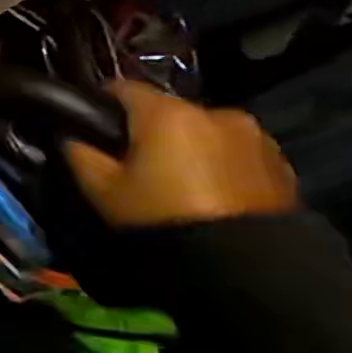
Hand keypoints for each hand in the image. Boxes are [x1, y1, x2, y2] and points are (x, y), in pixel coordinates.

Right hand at [63, 80, 298, 227]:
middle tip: (135, 165)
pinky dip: (219, 163)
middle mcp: (213, 111)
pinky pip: (234, 151)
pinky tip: (211, 194)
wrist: (244, 265)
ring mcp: (252, 135)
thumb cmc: (161, 218)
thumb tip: (72, 138)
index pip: (122, 88)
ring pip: (203, 130)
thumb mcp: (103, 192)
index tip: (94, 127)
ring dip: (188, 145)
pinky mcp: (279, 161)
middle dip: (149, 130)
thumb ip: (80, 155)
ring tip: (178, 182)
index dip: (102, 104)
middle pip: (166, 111)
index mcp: (166, 113)